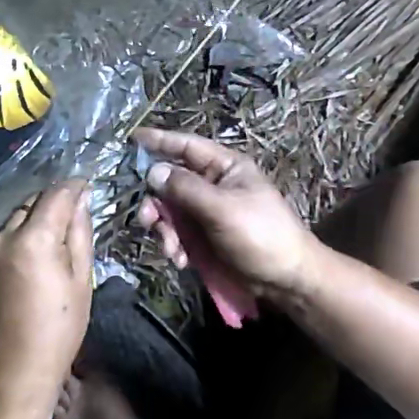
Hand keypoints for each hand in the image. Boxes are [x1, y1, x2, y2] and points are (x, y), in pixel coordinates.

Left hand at [0, 180, 91, 403]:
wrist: (13, 370)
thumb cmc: (59, 328)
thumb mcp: (82, 279)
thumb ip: (80, 233)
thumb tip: (82, 200)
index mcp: (34, 239)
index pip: (56, 194)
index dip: (75, 187)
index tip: (89, 187)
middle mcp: (5, 236)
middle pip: (33, 201)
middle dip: (55, 201)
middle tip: (77, 214)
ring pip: (18, 217)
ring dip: (37, 217)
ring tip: (59, 236)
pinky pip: (6, 235)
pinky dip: (23, 234)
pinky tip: (38, 254)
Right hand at [131, 128, 323, 300]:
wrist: (286, 280)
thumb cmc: (261, 235)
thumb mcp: (222, 209)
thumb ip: (186, 189)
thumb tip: (153, 171)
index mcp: (225, 167)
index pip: (187, 146)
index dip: (160, 141)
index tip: (132, 138)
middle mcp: (214, 184)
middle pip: (172, 181)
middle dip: (157, 202)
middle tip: (147, 219)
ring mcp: (209, 211)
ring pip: (171, 210)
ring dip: (166, 229)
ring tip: (172, 249)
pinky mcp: (206, 236)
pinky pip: (179, 233)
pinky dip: (175, 245)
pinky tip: (182, 260)